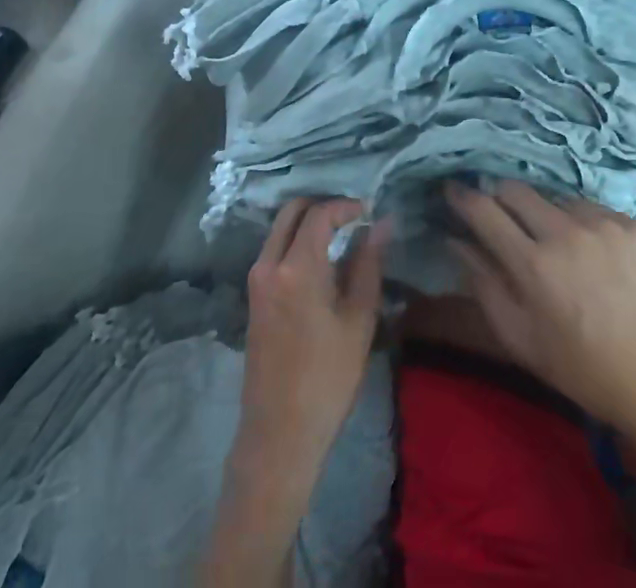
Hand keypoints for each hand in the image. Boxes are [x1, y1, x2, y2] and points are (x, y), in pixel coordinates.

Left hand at [206, 198, 385, 587]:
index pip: (319, 214)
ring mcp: (256, 281)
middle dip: (323, 205)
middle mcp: (268, 265)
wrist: (280, 431)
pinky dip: (298, 242)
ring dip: (309, 223)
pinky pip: (275, 251)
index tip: (371, 212)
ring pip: (280, 230)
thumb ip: (368, 264)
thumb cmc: (329, 376)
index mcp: (296, 268)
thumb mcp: (359, 319)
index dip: (347, 205)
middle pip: (291, 211)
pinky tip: (325, 259)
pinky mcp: (254, 297)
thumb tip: (381, 225)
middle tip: (355, 217)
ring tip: (345, 236)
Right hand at [445, 180, 635, 435]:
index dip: (463, 197)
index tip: (452, 189)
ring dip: (544, 213)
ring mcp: (606, 224)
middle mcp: (568, 232)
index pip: (485, 211)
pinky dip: (581, 224)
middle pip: (518, 190)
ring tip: (553, 244)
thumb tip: (455, 241)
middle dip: (499, 197)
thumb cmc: (578, 367)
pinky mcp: (635, 226)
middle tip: (499, 216)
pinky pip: (594, 210)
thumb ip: (483, 282)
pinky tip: (590, 253)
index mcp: (534, 264)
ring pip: (557, 199)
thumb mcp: (518, 336)